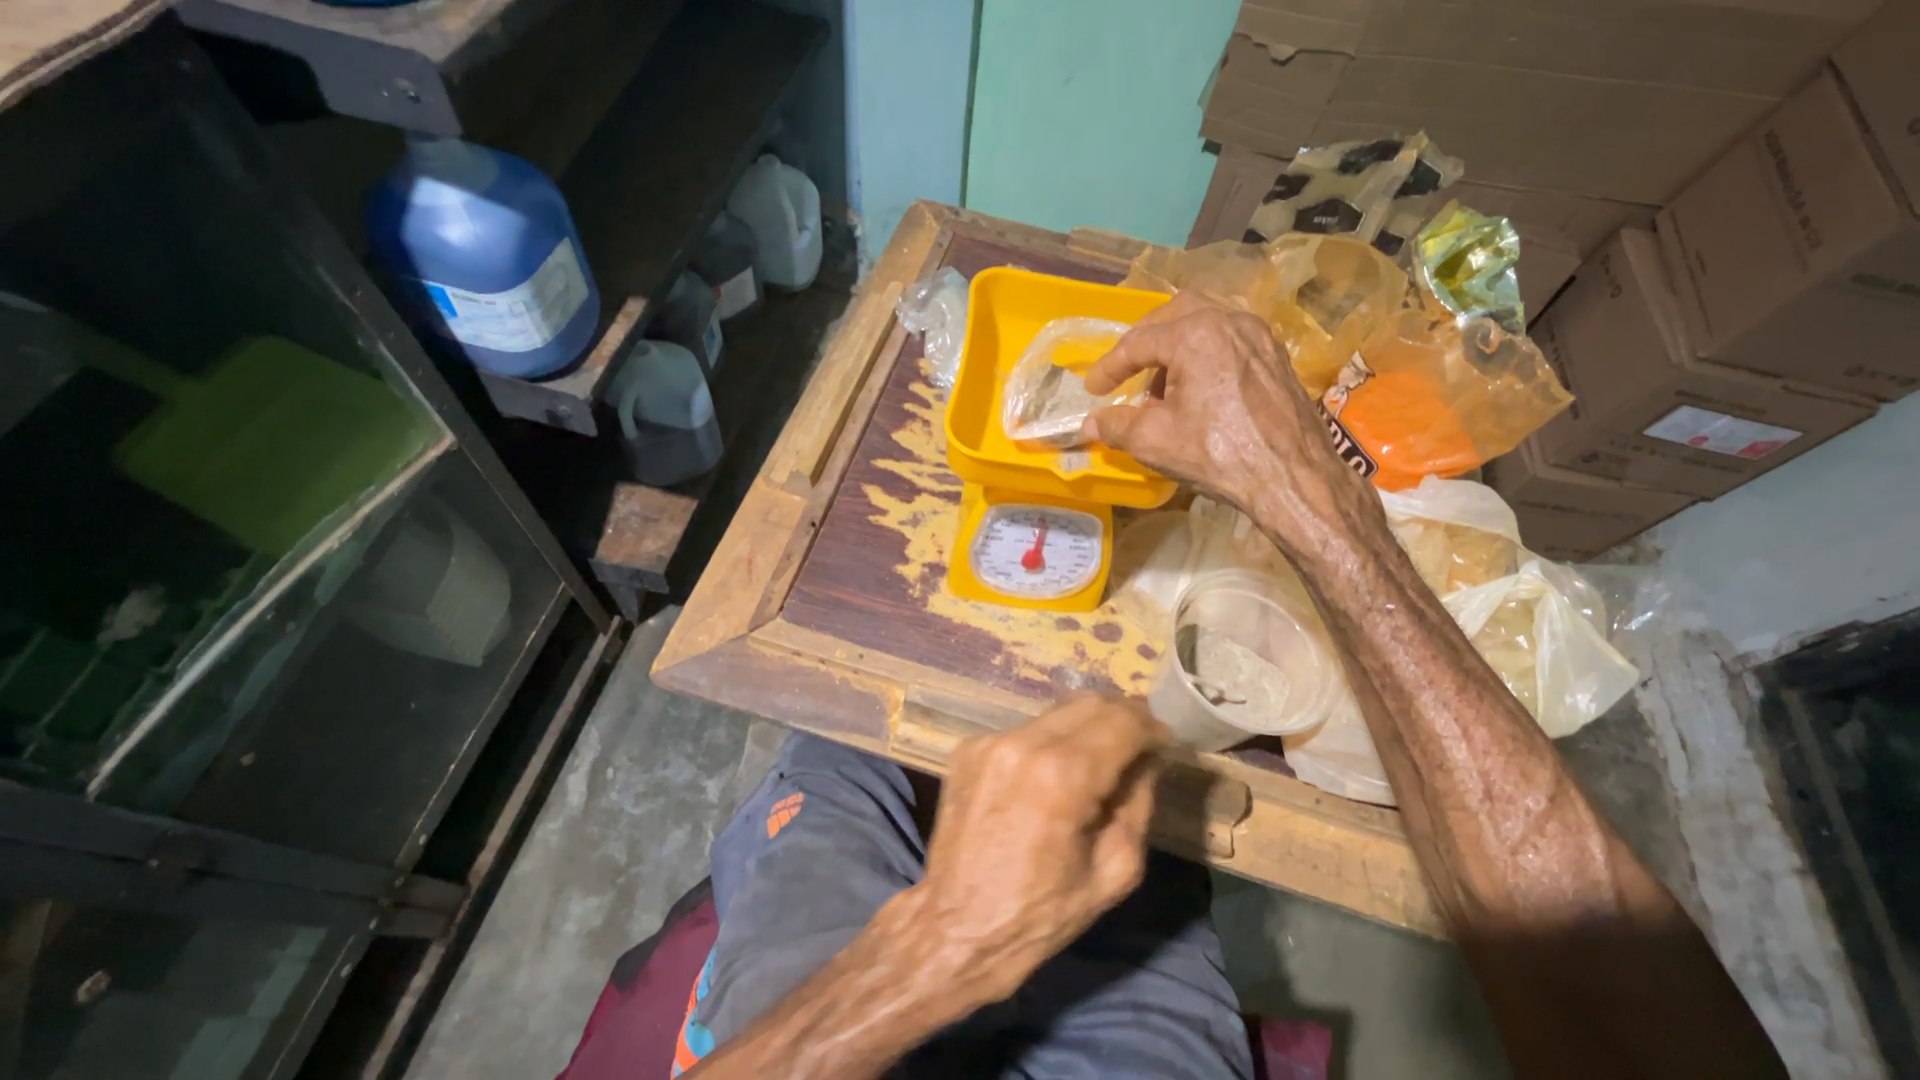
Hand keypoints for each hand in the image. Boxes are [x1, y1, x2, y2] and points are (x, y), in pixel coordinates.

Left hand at [899, 695, 1167, 1006]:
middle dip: (1121, 717)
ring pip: (1055, 713)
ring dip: (1084, 728)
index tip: (1164, 742)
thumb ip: (1139, 803)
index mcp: (1063, 775)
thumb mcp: (1116, 869)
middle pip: (1088, 703)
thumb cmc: (1043, 911)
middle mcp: (1022, 743)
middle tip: (1139, 743)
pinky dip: (1048, 742)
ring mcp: (989, 742)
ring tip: (1098, 760)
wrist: (959, 926)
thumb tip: (1148, 760)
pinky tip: (1051, 775)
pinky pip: (1023, 730)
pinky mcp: (967, 749)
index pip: (1123, 721)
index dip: (1152, 727)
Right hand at [1081, 293, 1365, 537]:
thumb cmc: (1218, 454)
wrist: (1291, 476)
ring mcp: (1259, 336)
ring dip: (1176, 346)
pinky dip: (1205, 354)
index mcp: (1196, 334)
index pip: (1138, 343)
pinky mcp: (1276, 357)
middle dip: (1145, 341)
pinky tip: (1198, 389)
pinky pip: (1230, 340)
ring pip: (1206, 323)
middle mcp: (1230, 321)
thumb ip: (1116, 425)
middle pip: (1174, 315)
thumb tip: (1092, 424)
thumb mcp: (1154, 441)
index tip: (1093, 389)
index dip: (1109, 367)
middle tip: (1127, 370)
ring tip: (1162, 385)